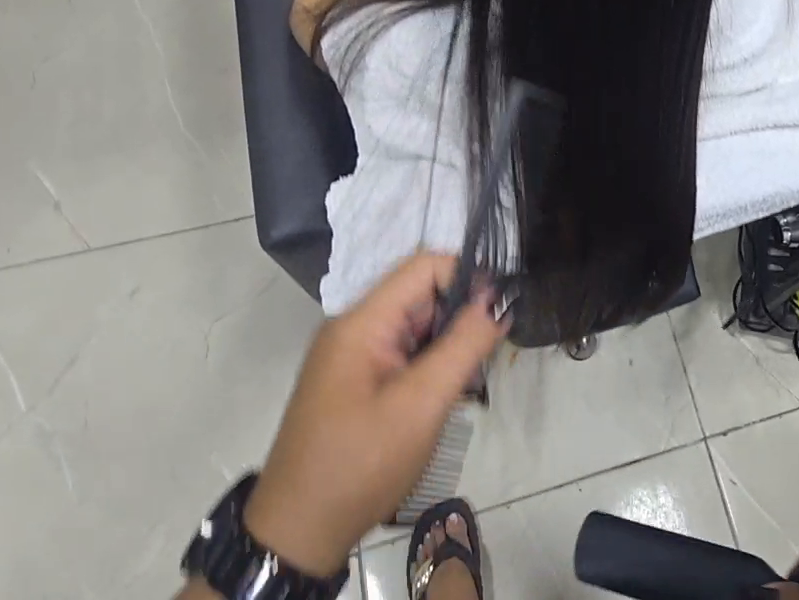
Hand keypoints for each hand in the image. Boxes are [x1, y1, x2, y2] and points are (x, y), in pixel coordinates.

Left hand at [242, 255, 506, 576]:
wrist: (297, 532)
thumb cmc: (360, 464)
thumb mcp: (421, 404)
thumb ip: (463, 346)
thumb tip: (498, 302)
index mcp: (362, 321)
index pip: (424, 266)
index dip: (467, 277)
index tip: (500, 311)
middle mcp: (354, 327)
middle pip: (421, 294)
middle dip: (460, 316)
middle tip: (487, 357)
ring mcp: (352, 355)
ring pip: (415, 326)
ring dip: (448, 345)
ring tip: (467, 383)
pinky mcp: (355, 380)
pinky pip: (403, 353)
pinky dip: (430, 366)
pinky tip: (444, 396)